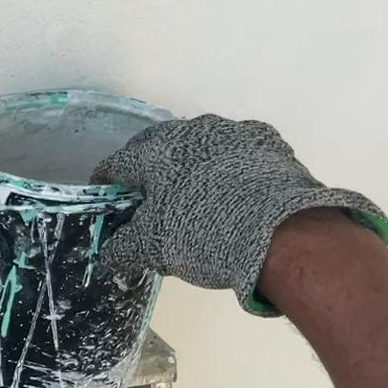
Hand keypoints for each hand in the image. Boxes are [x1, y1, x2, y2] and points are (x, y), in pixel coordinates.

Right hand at [90, 115, 387, 314]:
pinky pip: (236, 151)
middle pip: (157, 144)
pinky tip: (231, 191)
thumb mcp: (150, 250)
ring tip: (192, 190)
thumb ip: (122, 249)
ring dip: (188, 162)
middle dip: (147, 166)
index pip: (117, 163)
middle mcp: (190, 132)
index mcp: (153, 153)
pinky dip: (226, 166)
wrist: (281, 233)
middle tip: (148, 192)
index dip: (106, 181)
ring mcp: (232, 133)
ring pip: (198, 144)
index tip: (108, 195)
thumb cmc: (200, 234)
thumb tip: (113, 254)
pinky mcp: (269, 142)